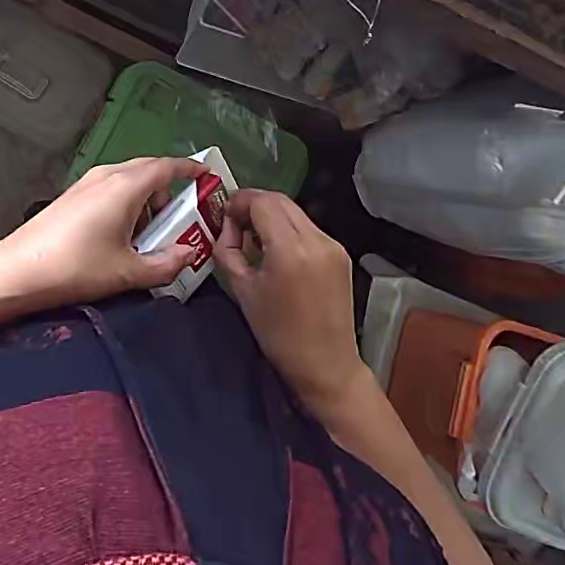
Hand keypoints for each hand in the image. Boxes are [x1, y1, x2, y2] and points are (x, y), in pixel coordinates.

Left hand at [0, 157, 206, 310]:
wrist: (17, 271)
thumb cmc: (76, 267)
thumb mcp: (128, 272)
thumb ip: (166, 263)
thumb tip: (189, 254)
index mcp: (126, 186)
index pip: (168, 167)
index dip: (191, 169)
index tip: (207, 175)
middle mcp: (107, 176)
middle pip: (149, 170)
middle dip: (170, 189)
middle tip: (184, 216)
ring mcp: (87, 183)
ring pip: (129, 180)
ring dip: (147, 199)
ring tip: (150, 235)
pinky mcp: (74, 196)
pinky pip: (112, 189)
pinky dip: (127, 203)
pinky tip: (122, 235)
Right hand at [216, 190, 371, 418]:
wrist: (325, 365)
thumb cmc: (278, 334)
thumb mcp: (242, 290)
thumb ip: (228, 250)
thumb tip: (226, 227)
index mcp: (290, 250)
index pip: (262, 202)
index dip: (239, 202)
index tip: (224, 215)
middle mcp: (316, 240)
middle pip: (279, 200)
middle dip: (253, 204)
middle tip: (234, 223)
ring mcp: (332, 245)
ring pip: (294, 211)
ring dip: (270, 215)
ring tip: (254, 238)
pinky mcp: (340, 253)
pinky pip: (307, 227)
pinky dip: (287, 228)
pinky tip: (276, 250)